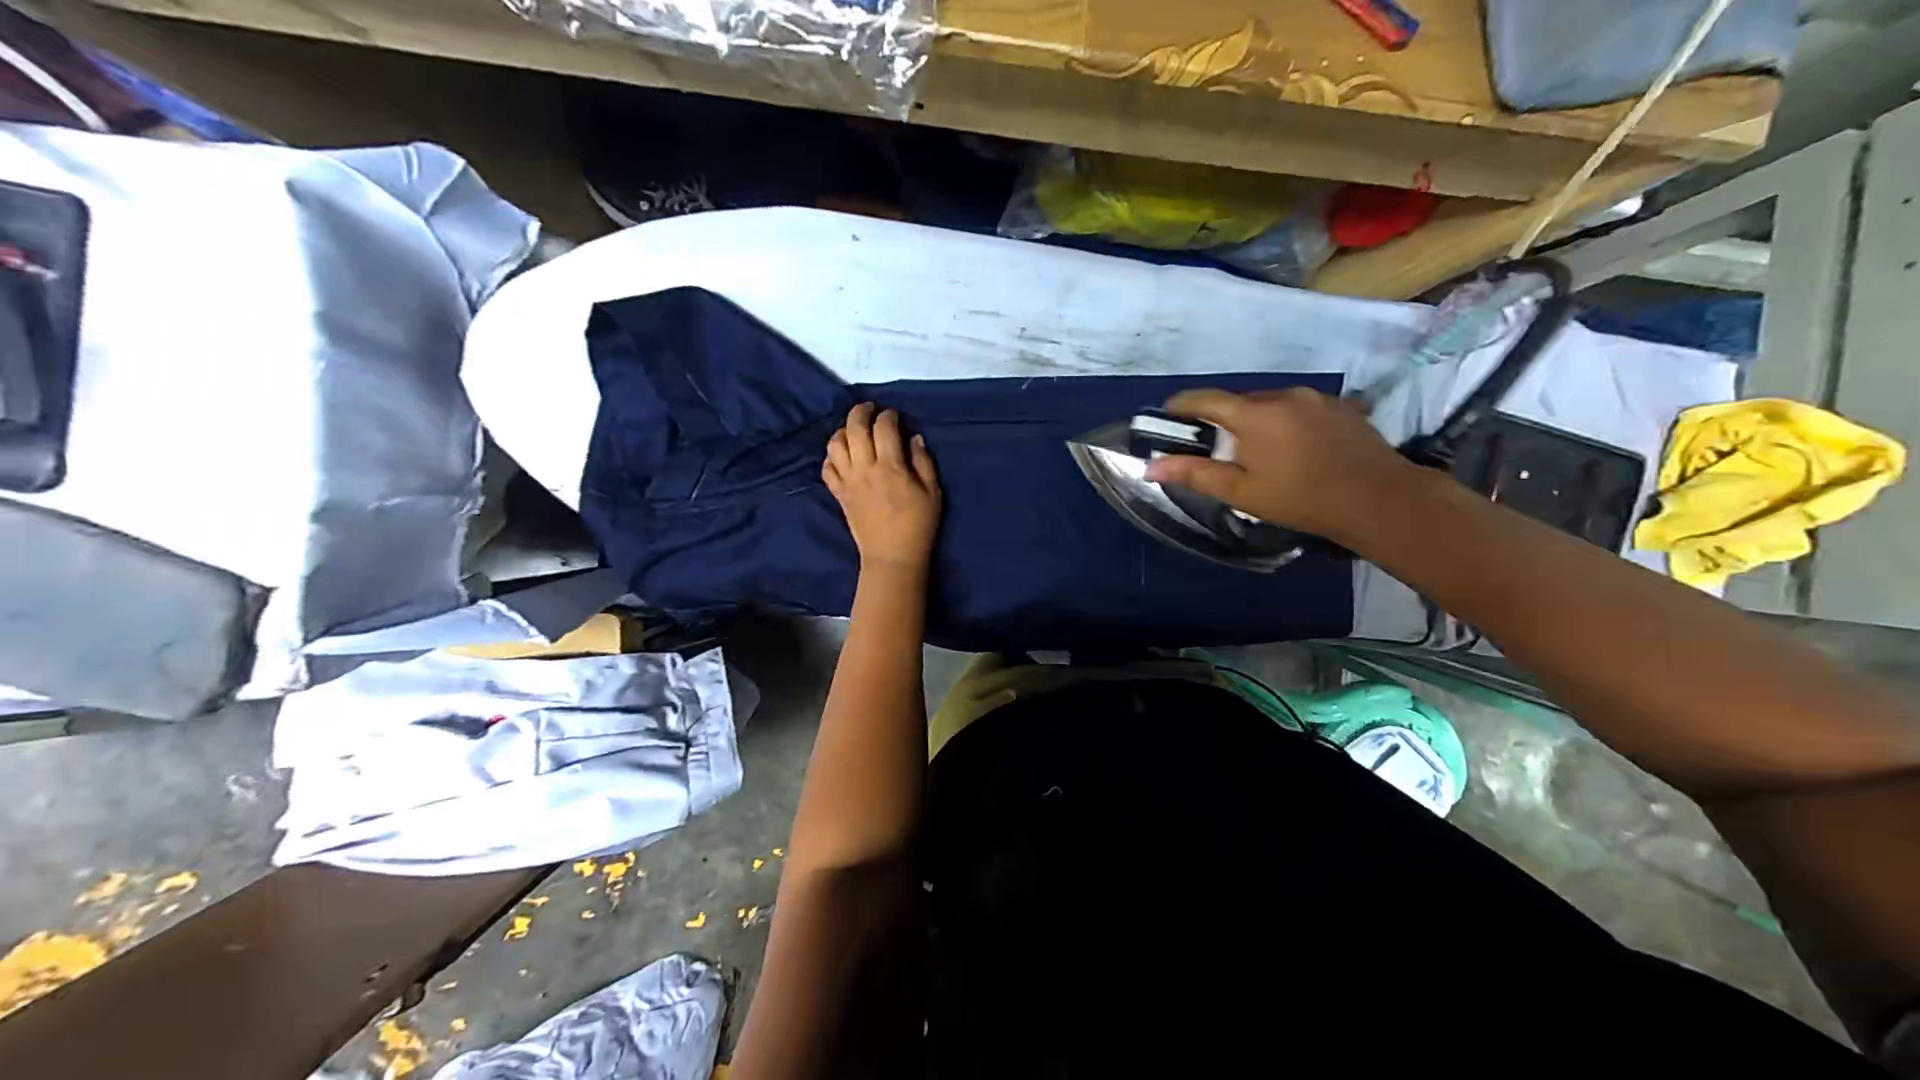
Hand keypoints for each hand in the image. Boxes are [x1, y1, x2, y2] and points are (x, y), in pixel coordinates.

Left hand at [823, 403, 941, 569]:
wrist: (891, 557)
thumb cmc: (918, 525)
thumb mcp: (932, 493)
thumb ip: (923, 462)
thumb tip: (914, 438)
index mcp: (890, 467)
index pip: (884, 428)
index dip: (888, 416)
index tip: (894, 416)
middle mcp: (864, 469)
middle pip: (854, 428)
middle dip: (861, 412)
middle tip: (869, 408)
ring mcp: (848, 482)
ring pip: (835, 445)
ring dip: (843, 431)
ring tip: (853, 429)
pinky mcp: (839, 495)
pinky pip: (826, 469)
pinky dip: (831, 456)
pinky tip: (842, 455)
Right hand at [1143, 387, 1424, 541]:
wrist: (1379, 500)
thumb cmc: (1301, 499)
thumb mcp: (1242, 492)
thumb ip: (1195, 474)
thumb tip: (1151, 468)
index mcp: (1255, 414)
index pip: (1205, 399)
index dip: (1181, 406)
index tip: (1168, 416)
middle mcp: (1284, 395)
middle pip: (1239, 400)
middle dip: (1221, 418)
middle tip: (1213, 445)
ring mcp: (1316, 397)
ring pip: (1270, 402)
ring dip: (1255, 419)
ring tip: (1255, 450)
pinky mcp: (1341, 405)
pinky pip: (1299, 407)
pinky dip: (1285, 421)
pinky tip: (1292, 447)